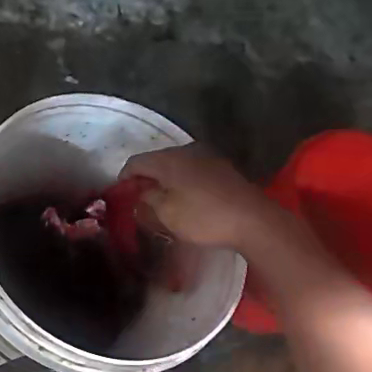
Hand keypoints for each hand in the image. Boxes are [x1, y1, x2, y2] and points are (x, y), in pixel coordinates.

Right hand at [120, 145, 292, 250]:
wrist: (252, 220)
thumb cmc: (204, 217)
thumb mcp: (167, 214)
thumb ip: (148, 201)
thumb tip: (142, 193)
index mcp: (169, 159)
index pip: (136, 162)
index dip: (124, 178)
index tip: (119, 195)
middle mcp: (188, 151)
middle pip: (157, 161)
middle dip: (146, 179)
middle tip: (139, 200)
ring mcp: (209, 158)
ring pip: (177, 167)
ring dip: (166, 182)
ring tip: (162, 202)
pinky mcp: (224, 170)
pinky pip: (194, 173)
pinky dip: (184, 184)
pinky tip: (186, 201)